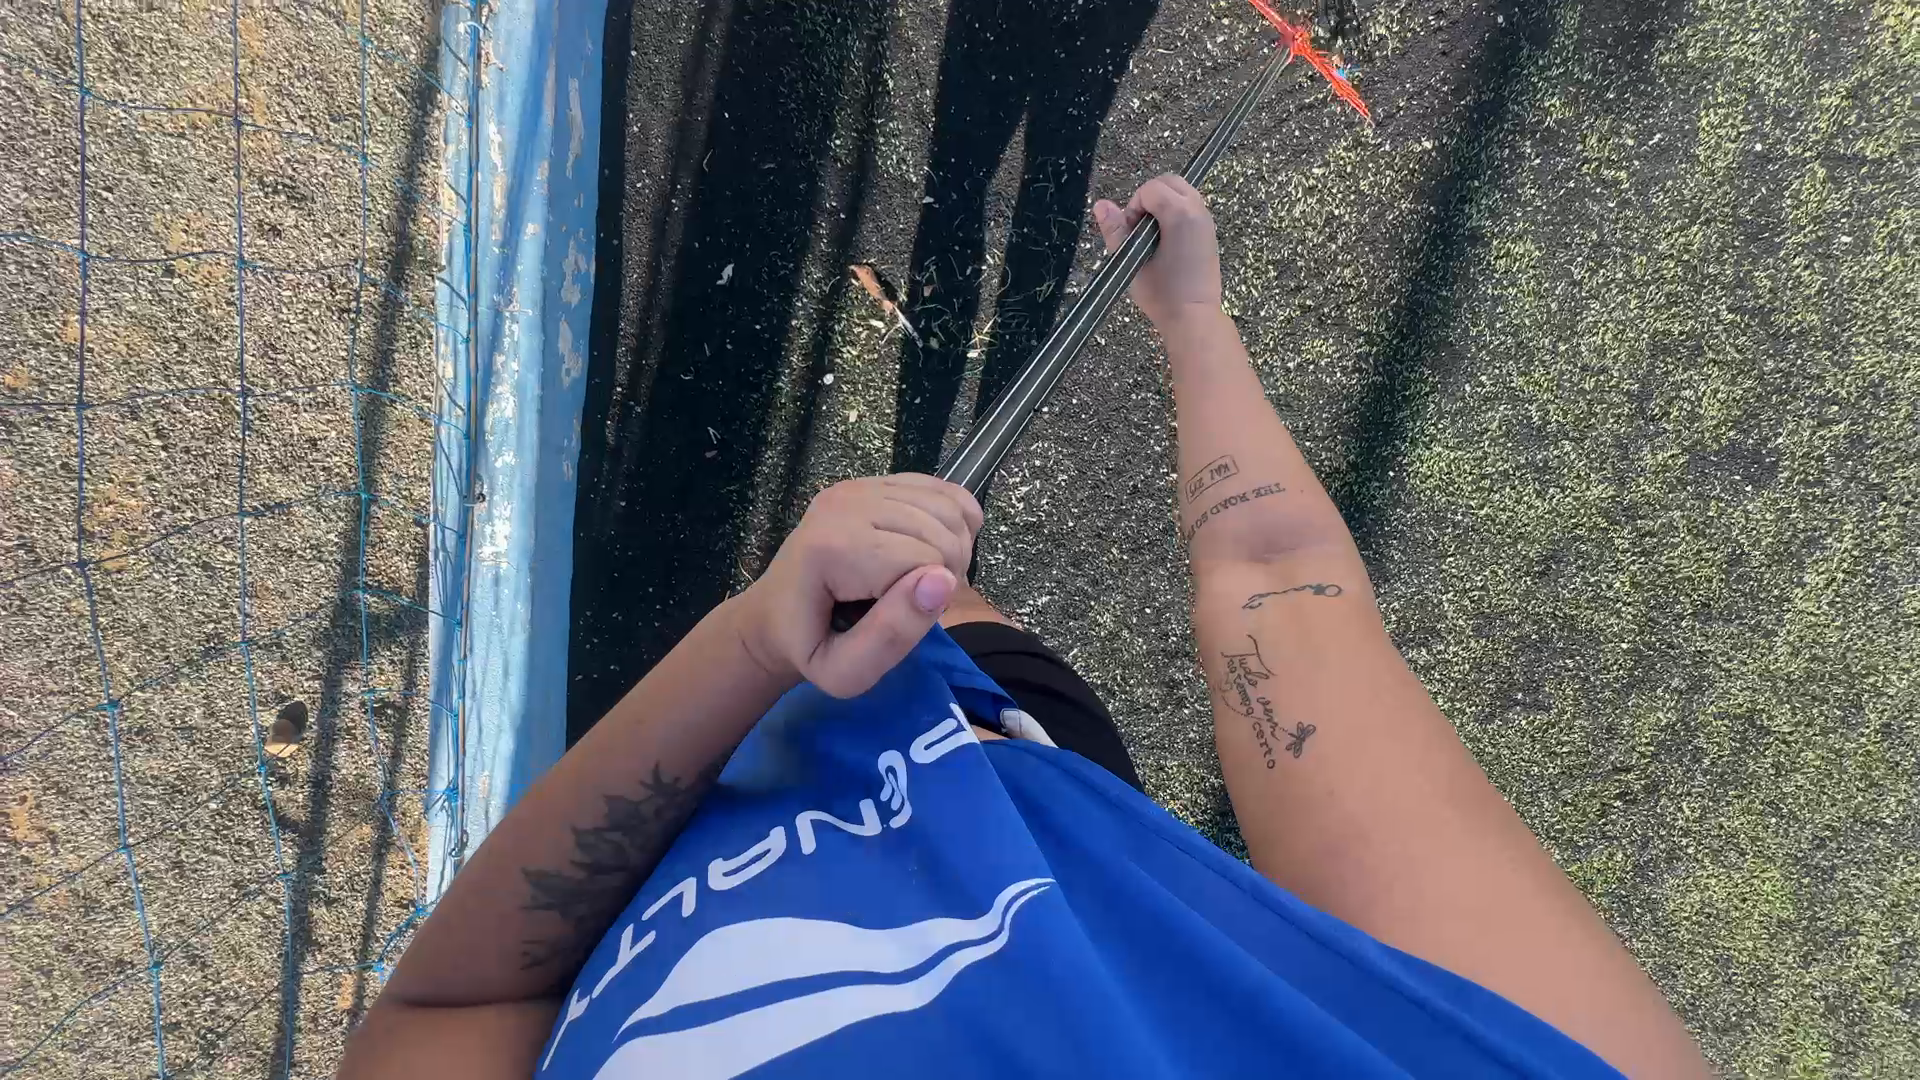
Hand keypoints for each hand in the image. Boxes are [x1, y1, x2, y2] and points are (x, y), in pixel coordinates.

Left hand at [736, 474, 981, 697]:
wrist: (776, 615)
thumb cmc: (810, 648)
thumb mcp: (845, 671)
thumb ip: (892, 635)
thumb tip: (942, 580)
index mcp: (832, 548)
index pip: (927, 560)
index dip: (933, 600)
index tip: (907, 622)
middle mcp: (846, 503)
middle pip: (942, 528)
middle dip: (949, 572)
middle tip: (920, 604)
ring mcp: (859, 486)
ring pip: (948, 507)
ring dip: (956, 548)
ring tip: (928, 579)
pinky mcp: (873, 482)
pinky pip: (941, 489)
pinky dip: (956, 520)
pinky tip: (937, 549)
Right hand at [1092, 174, 1222, 328]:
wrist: (1194, 317)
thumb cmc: (1161, 294)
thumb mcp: (1130, 261)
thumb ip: (1115, 230)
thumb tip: (1101, 205)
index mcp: (1179, 213)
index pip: (1149, 189)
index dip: (1133, 208)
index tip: (1130, 234)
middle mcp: (1197, 209)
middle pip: (1168, 182)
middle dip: (1148, 199)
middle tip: (1138, 230)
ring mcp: (1206, 219)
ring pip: (1180, 192)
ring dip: (1161, 206)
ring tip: (1150, 238)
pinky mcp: (1208, 232)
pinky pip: (1189, 207)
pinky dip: (1173, 214)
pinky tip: (1164, 244)